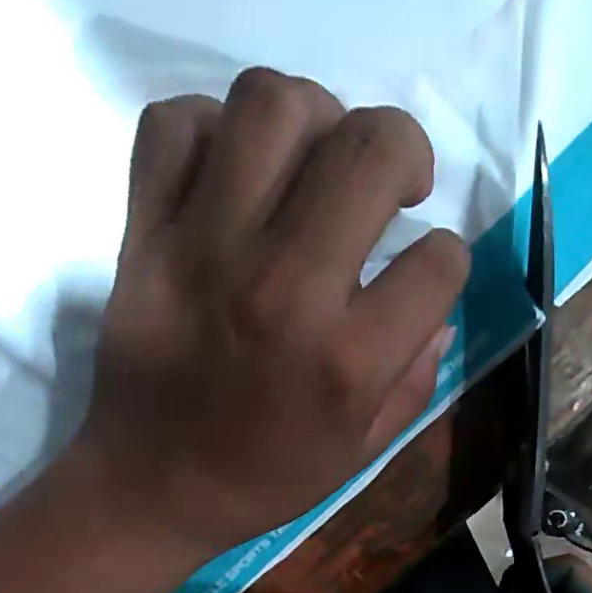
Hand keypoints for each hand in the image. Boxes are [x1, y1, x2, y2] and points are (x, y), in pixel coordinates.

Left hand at [77, 68, 469, 554]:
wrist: (150, 487)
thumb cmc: (267, 476)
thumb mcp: (363, 450)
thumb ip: (415, 379)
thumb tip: (438, 308)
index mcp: (348, 360)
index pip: (441, 260)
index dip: (447, 259)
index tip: (424, 274)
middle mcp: (284, 288)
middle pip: (371, 150)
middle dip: (407, 150)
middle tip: (393, 182)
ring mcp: (206, 250)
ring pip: (274, 106)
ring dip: (318, 116)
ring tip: (318, 158)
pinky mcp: (145, 234)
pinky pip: (176, 124)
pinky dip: (216, 128)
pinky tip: (238, 171)